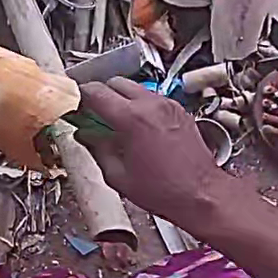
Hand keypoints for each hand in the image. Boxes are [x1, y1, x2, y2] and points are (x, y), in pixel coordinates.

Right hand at [77, 78, 246, 228]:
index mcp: (132, 119)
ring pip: (134, 88)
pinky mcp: (179, 111)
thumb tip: (86, 136)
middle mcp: (151, 105)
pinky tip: (136, 128)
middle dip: (100, 95)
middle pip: (115, 82)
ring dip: (121, 99)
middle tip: (92, 114)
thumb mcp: (117, 175)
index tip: (75, 106)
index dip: (80, 97)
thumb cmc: (165, 190)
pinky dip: (139, 106)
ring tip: (115, 123)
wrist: (201, 195)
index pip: (95, 91)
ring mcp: (168, 105)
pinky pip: (151, 98)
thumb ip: (97, 149)